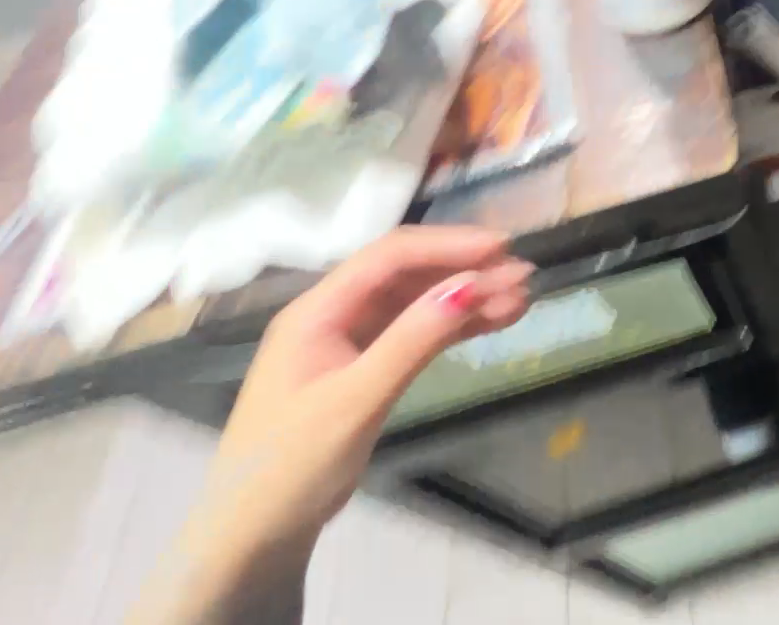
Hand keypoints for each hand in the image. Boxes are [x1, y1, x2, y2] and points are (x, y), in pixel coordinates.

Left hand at [133, 228, 531, 623]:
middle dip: (468, 268)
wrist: (254, 535)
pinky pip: (425, 329)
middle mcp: (338, 313)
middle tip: (524, 275)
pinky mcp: (375, 363)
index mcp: (318, 311)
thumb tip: (472, 284)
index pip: (390, 257)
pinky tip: (500, 319)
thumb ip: (412, 340)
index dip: (449, 244)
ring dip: (472, 295)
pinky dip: (463, 323)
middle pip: (411, 272)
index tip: (502, 248)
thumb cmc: (290, 466)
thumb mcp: (355, 401)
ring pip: (423, 300)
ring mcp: (357, 338)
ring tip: (523, 298)